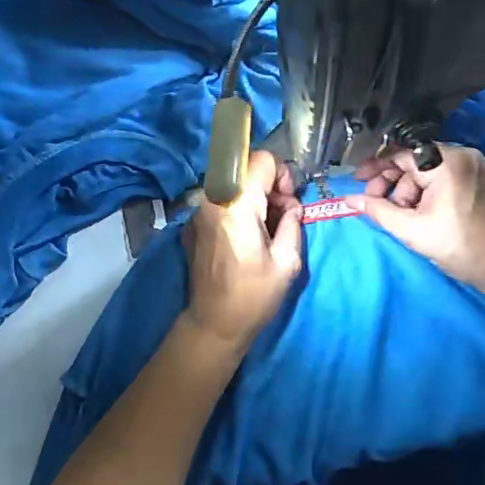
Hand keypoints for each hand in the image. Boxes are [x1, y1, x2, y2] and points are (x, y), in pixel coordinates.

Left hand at [183, 150, 303, 350]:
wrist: (214, 323)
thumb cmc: (254, 295)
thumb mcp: (287, 261)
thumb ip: (292, 223)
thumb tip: (290, 207)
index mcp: (236, 205)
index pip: (260, 161)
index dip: (281, 176)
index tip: (286, 203)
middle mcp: (211, 201)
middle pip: (246, 173)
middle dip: (269, 190)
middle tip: (281, 222)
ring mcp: (197, 214)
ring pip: (233, 189)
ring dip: (253, 202)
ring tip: (265, 235)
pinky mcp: (192, 228)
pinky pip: (220, 206)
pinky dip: (237, 213)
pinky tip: (245, 242)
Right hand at [344, 143, 484, 289]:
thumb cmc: (457, 246)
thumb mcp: (410, 229)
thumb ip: (377, 210)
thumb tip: (349, 200)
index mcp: (447, 163)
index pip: (401, 153)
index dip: (375, 166)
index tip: (357, 181)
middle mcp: (463, 155)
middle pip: (415, 160)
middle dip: (391, 181)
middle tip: (375, 202)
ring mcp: (474, 165)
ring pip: (427, 169)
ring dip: (408, 189)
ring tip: (401, 215)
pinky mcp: (479, 177)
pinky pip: (443, 175)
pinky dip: (426, 190)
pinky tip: (417, 212)